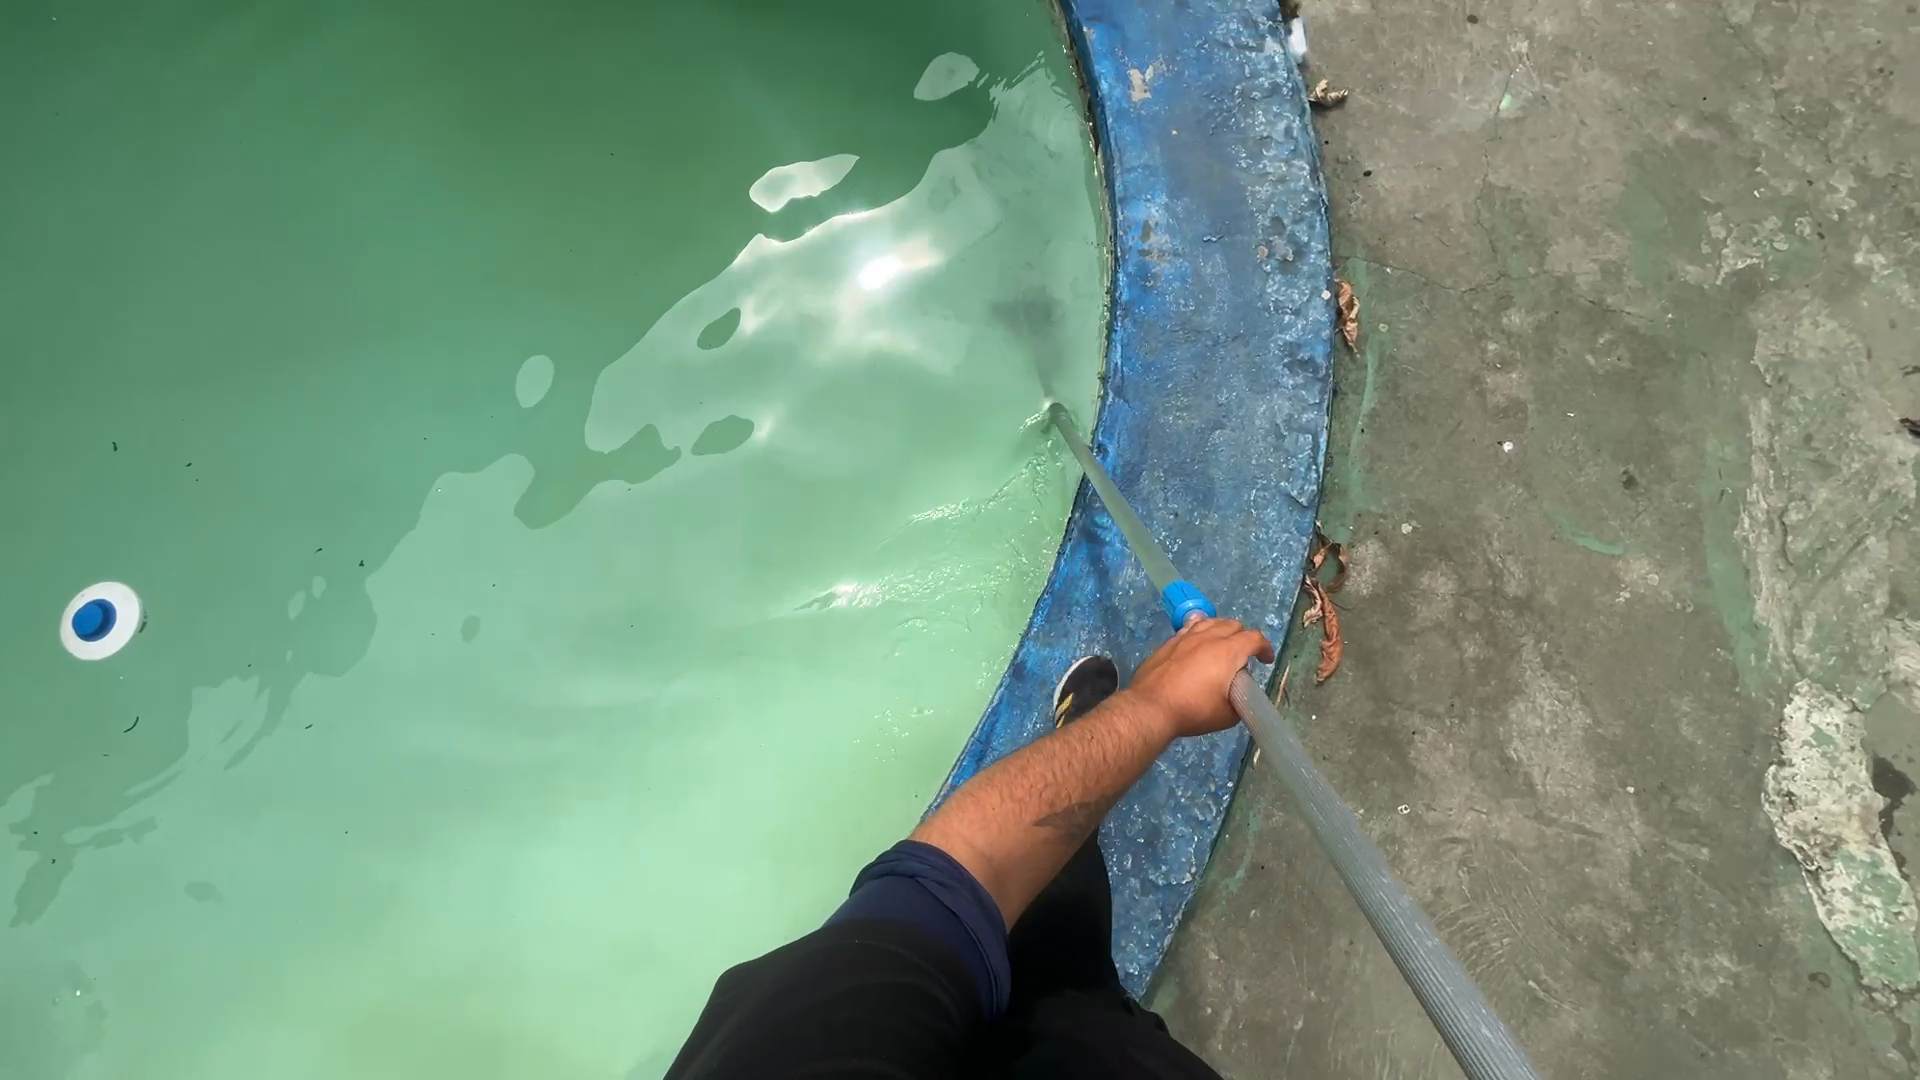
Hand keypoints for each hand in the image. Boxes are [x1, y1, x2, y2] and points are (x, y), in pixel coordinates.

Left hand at [1126, 616, 1274, 738]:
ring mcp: (1185, 637)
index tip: (1265, 660)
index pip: (1254, 638)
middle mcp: (1207, 638)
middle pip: (1232, 625)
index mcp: (1227, 652)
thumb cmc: (1193, 711)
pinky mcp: (1168, 642)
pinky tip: (1196, 642)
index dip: (1264, 647)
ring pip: (1209, 621)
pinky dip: (1199, 631)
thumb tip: (1237, 693)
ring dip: (1221, 630)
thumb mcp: (1228, 714)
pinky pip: (1189, 628)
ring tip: (1221, 644)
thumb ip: (1239, 699)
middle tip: (1243, 654)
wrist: (1151, 706)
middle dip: (1243, 637)